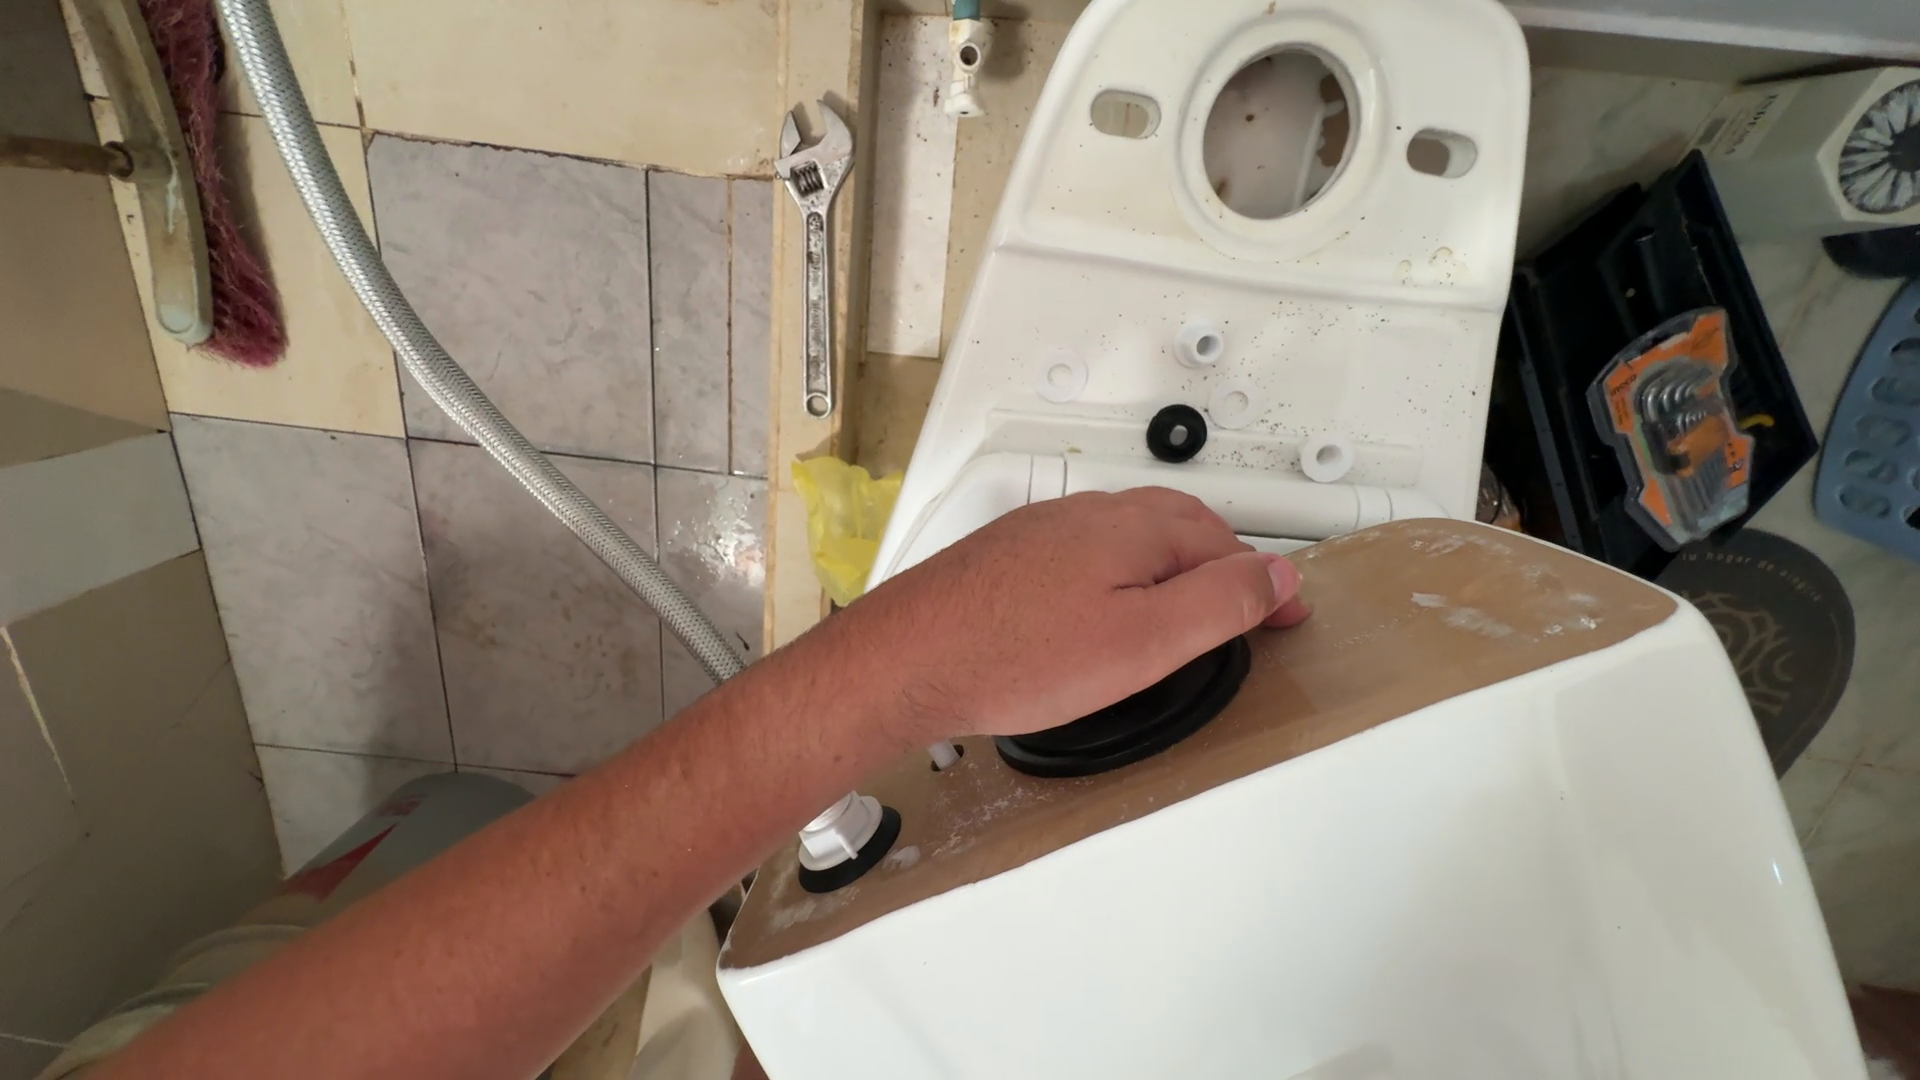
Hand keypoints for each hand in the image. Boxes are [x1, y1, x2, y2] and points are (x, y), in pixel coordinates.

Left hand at [817, 487, 1309, 742]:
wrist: (907, 658)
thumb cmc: (1014, 655)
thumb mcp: (1142, 643)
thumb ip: (1217, 604)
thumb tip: (1276, 576)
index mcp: (1132, 526)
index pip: (1226, 543)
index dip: (1266, 582)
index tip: (1287, 615)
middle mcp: (1088, 514)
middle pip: (1179, 527)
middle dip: (1222, 564)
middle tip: (1244, 609)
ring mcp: (1046, 530)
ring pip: (1131, 538)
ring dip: (1171, 566)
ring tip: (1186, 610)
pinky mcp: (1014, 554)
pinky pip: (1087, 553)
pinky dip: (1121, 574)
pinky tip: (1109, 607)